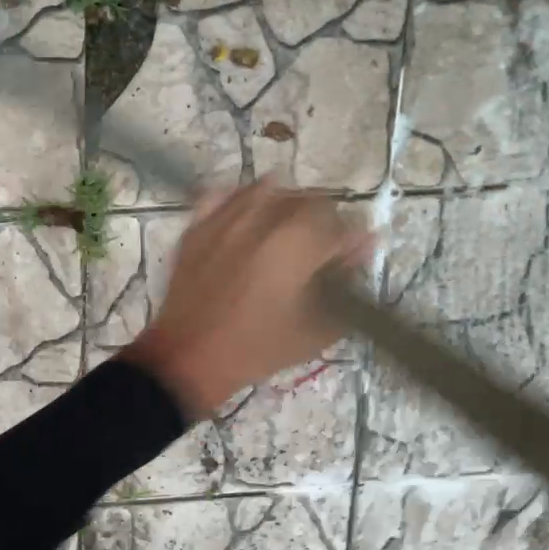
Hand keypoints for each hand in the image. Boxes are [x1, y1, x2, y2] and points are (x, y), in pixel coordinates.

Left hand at [118, 181, 370, 418]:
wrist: (186, 358)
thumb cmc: (255, 348)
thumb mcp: (318, 328)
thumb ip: (349, 283)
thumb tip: (362, 248)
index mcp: (298, 240)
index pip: (344, 224)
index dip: (350, 244)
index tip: (345, 264)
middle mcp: (262, 219)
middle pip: (309, 201)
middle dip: (321, 224)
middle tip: (316, 253)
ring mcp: (224, 220)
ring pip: (268, 191)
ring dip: (284, 208)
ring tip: (282, 237)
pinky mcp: (195, 230)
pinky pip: (222, 198)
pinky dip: (238, 202)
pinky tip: (245, 221)